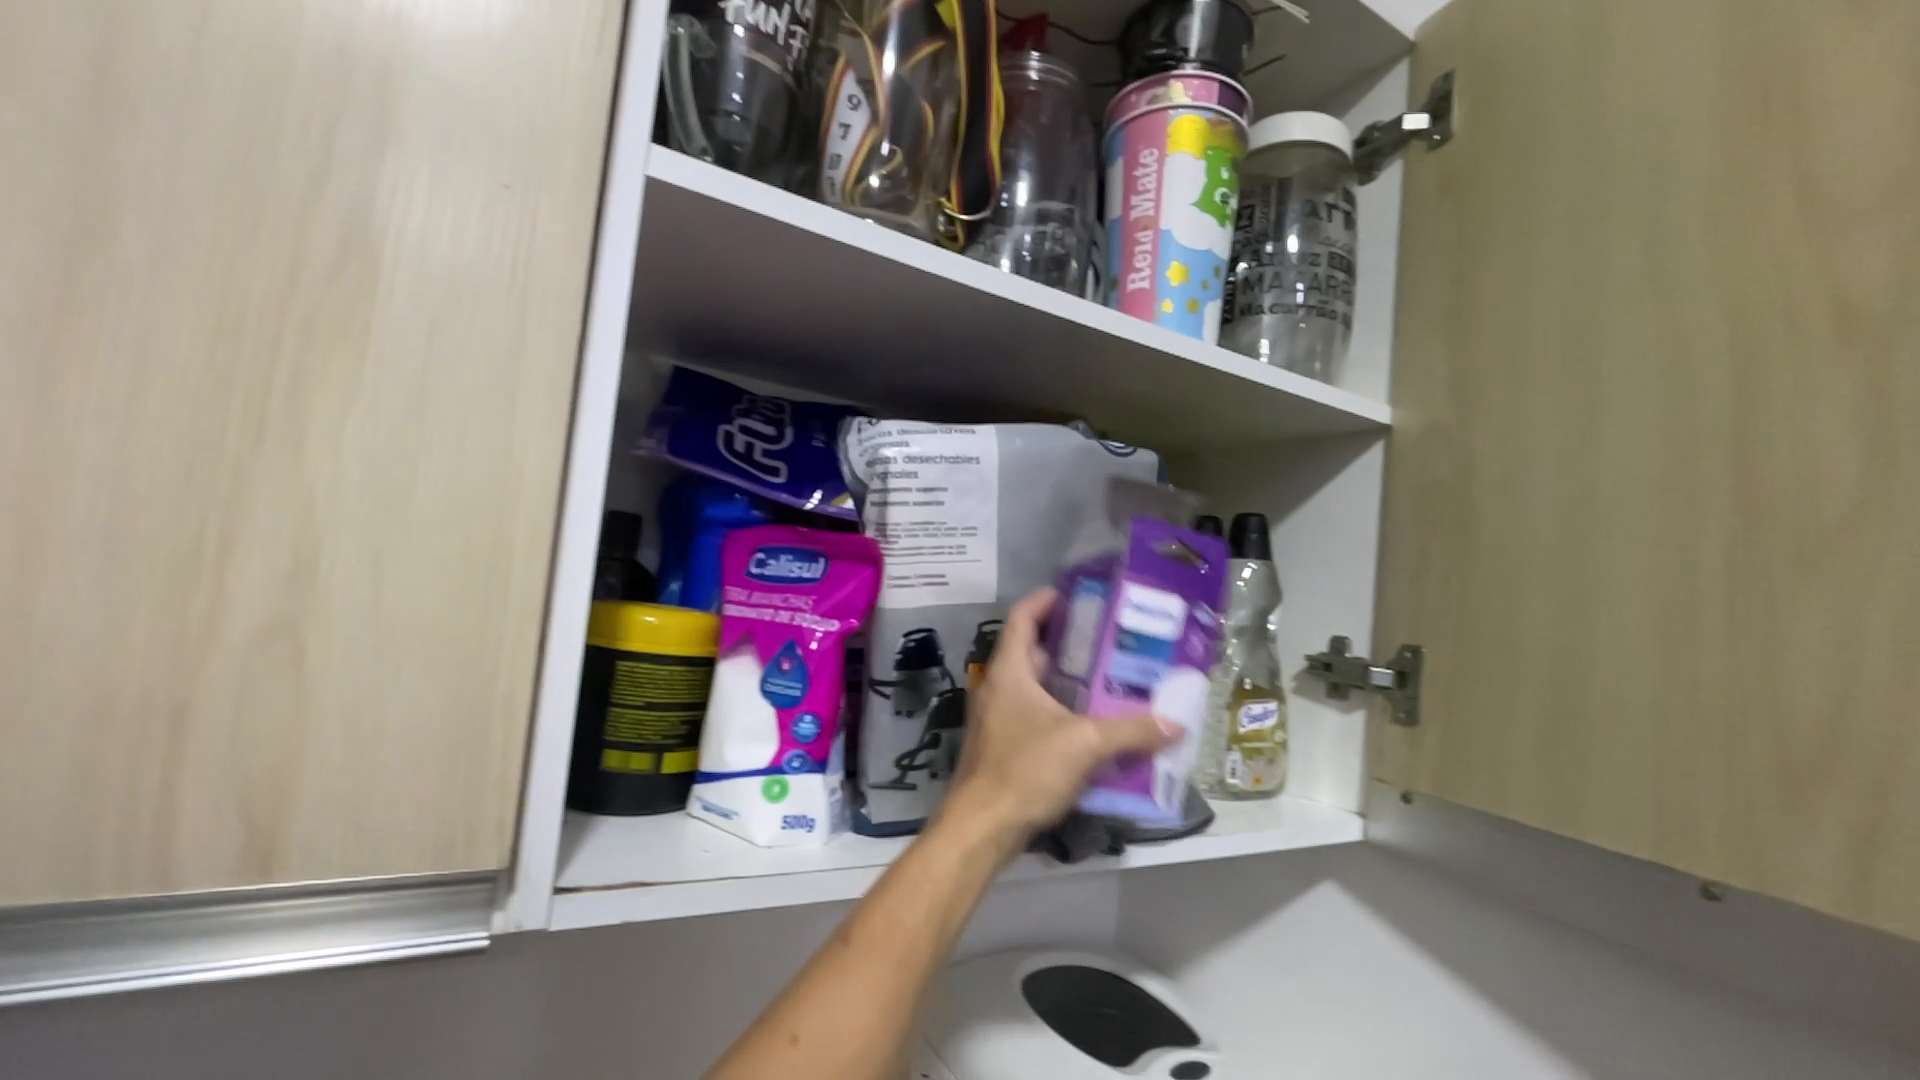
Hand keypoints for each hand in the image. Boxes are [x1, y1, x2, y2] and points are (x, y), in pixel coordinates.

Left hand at [936, 587, 1178, 855]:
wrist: (982, 828)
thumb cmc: (1026, 769)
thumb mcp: (1085, 744)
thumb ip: (1131, 731)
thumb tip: (1174, 723)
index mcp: (1009, 672)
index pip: (1022, 618)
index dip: (1045, 601)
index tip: (1075, 594)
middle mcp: (997, 689)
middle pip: (1029, 652)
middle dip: (1066, 645)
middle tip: (1106, 642)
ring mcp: (996, 721)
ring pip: (1032, 689)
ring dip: (1064, 683)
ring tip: (1107, 682)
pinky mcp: (1001, 750)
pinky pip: (1032, 719)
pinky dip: (1058, 714)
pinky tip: (1090, 729)